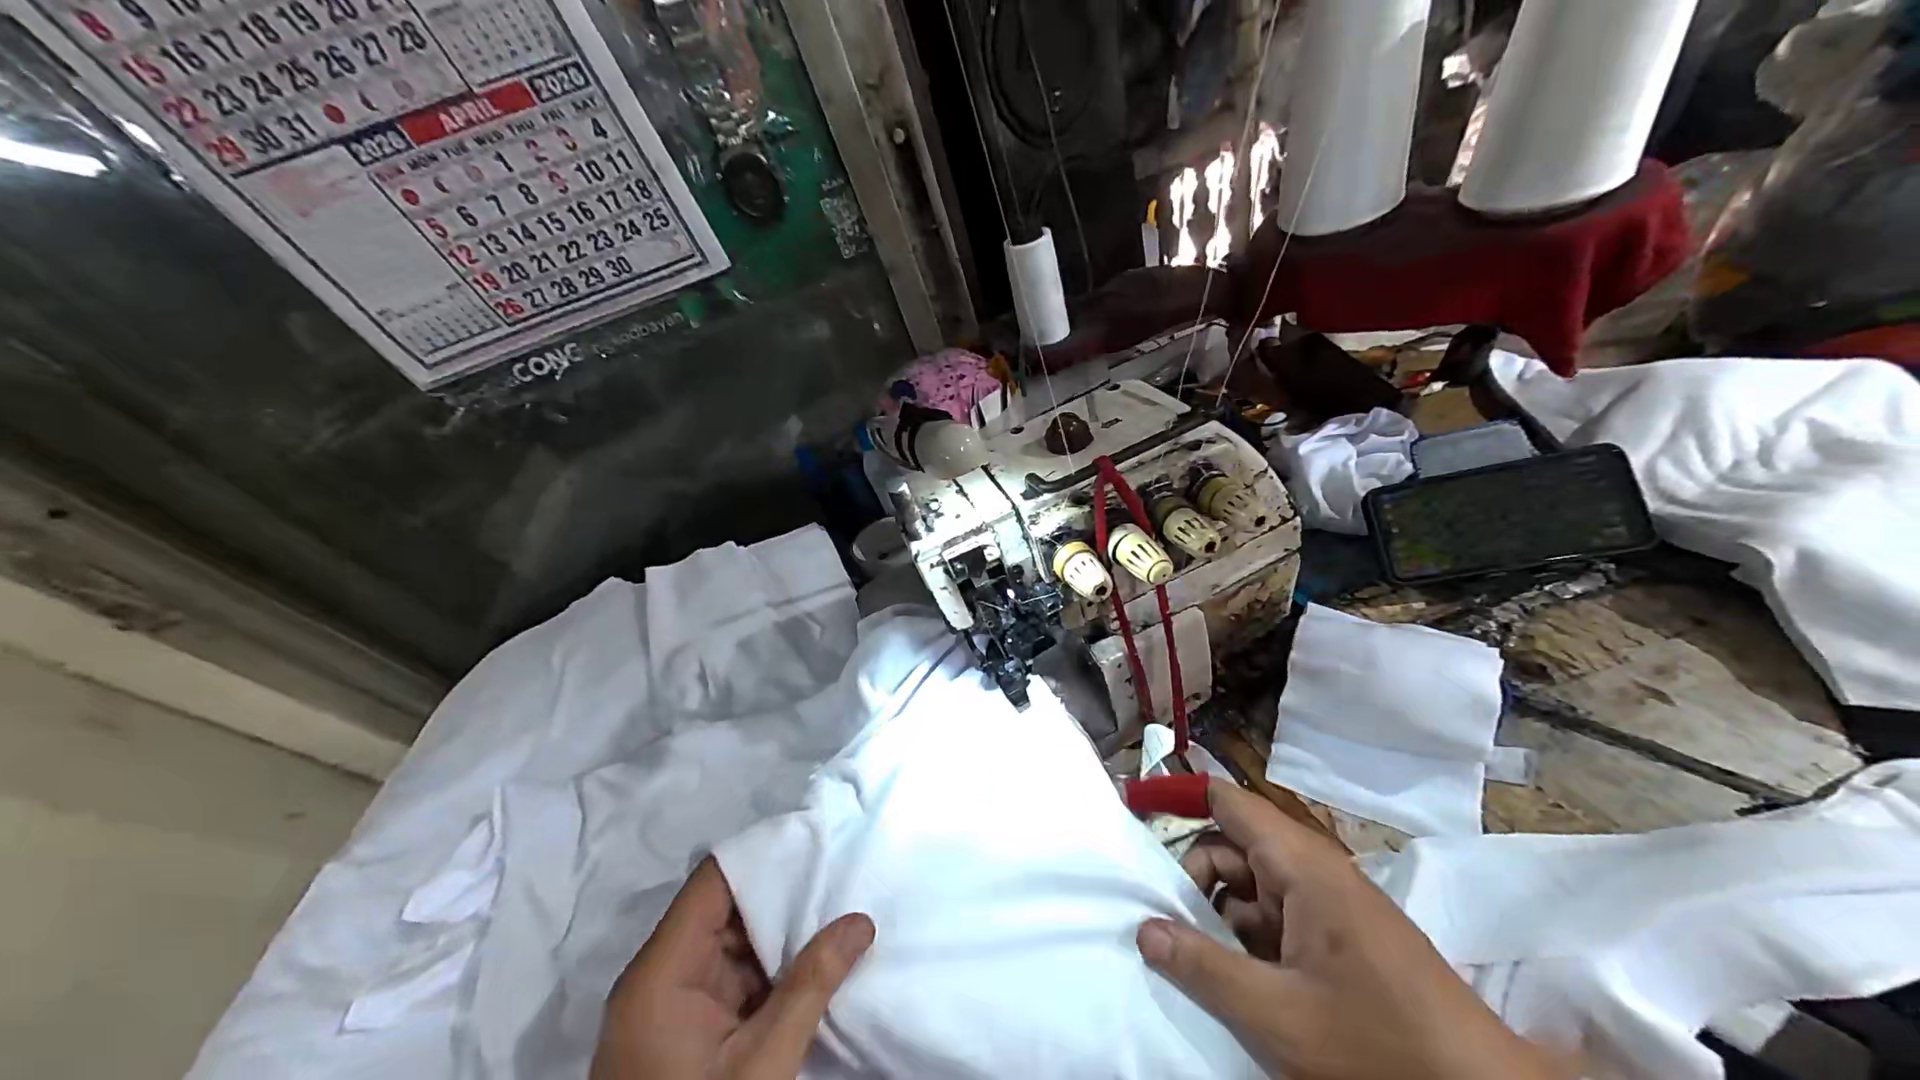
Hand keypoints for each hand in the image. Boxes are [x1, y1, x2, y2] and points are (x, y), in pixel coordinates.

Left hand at [593, 858, 874, 1079]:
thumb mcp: (761, 1064)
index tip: (812, 838)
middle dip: (783, 893)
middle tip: (838, 870)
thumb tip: (861, 921)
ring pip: (735, 943)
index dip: (760, 855)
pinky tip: (816, 953)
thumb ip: (811, 986)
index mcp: (660, 972)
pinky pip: (735, 977)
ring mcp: (675, 1003)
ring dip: (783, 931)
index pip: (712, 883)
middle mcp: (662, 975)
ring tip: (837, 903)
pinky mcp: (690, 1028)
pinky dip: (774, 966)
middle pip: (724, 909)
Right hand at [1138, 779, 1569, 1079]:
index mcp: (1302, 865)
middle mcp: (1314, 871)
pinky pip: (1277, 918)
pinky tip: (1239, 978)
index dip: (1180, 796)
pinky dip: (1249, 938)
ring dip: (1221, 915)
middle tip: (1167, 924)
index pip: (1228, 801)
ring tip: (1201, 960)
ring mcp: (1329, 905)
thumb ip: (1202, 966)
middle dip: (1195, 879)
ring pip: (1252, 887)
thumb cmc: (1378, 1042)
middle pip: (1233, 847)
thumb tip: (1143, 928)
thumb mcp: (1278, 1013)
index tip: (1134, 806)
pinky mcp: (1339, 936)